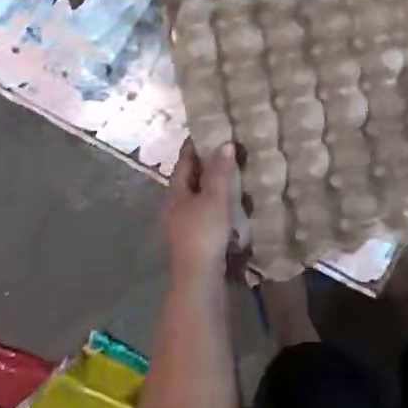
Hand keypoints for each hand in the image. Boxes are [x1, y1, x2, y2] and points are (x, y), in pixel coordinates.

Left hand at [163, 139, 240, 279]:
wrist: (199, 277)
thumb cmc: (203, 233)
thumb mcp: (215, 198)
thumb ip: (220, 172)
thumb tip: (225, 144)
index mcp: (174, 194)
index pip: (183, 163)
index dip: (193, 146)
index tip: (204, 129)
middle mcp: (174, 207)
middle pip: (188, 179)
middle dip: (203, 164)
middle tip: (223, 147)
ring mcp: (184, 224)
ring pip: (197, 196)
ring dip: (211, 183)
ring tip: (231, 171)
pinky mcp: (196, 238)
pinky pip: (206, 210)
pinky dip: (217, 200)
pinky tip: (232, 201)